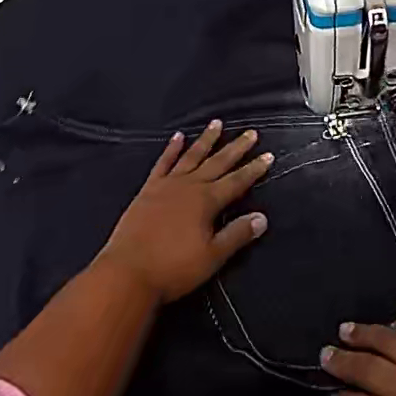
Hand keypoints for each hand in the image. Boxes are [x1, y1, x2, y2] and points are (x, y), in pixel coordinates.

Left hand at [94, 121, 272, 303]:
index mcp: (206, 201)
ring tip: (217, 123)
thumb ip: (237, 234)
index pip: (236, 182)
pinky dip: (171, 149)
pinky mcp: (148, 189)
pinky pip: (163, 163)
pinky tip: (177, 137)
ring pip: (192, 156)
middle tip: (250, 133)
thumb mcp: (212, 256)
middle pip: (217, 163)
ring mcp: (167, 185)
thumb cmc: (173, 268)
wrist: (127, 272)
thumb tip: (262, 217)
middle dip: (236, 148)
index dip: (253, 169)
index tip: (268, 156)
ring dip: (206, 140)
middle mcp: (189, 186)